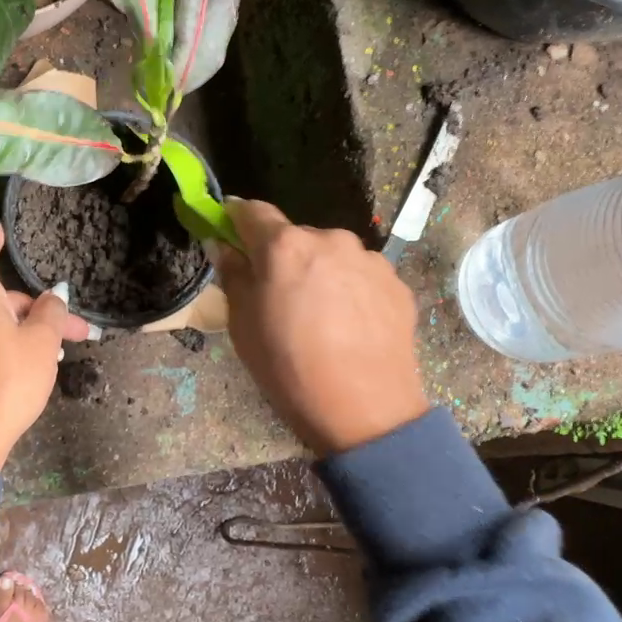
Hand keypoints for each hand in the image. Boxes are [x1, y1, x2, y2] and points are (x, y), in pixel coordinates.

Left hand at [0, 222, 91, 468]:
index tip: (0, 227)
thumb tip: (53, 295)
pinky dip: (10, 347)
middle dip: (38, 309)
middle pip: (0, 299)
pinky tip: (33, 369)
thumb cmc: (9, 379)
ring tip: (60, 354)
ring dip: (28, 332)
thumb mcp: (41, 343)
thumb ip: (51, 313)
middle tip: (76, 331)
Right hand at [214, 199, 429, 453]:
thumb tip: (224, 247)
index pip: (251, 211)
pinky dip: (348, 291)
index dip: (235, 220)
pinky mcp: (396, 284)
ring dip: (319, 274)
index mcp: (284, 245)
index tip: (228, 235)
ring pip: (331, 256)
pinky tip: (347, 328)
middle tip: (277, 297)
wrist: (365, 409)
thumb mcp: (242, 325)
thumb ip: (233, 275)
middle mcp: (330, 239)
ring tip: (318, 318)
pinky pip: (360, 277)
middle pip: (294, 236)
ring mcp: (369, 260)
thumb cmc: (287, 366)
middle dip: (282, 257)